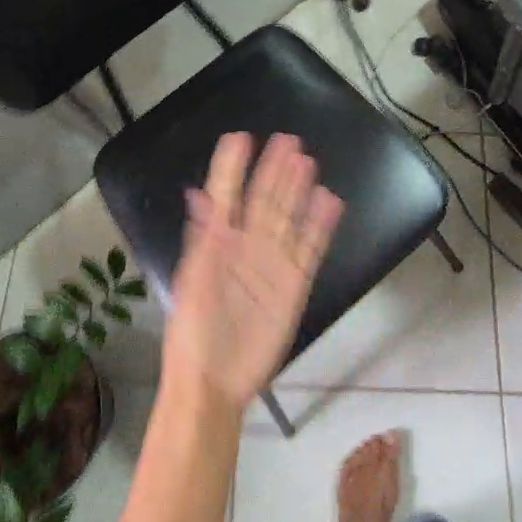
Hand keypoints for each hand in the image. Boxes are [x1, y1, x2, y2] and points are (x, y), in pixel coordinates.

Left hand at [162, 132, 344, 409]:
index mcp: (216, 242)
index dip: (231, 167)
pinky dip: (320, 226)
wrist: (214, 383)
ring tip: (307, 160)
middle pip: (264, 200)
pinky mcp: (294, 285)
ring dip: (297, 190)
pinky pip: (309, 249)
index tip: (240, 138)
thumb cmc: (192, 333)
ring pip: (288, 218)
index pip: (225, 195)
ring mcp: (272, 264)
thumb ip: (202, 237)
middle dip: (273, 170)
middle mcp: (246, 246)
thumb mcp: (192, 282)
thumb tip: (199, 193)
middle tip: (287, 140)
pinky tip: (328, 201)